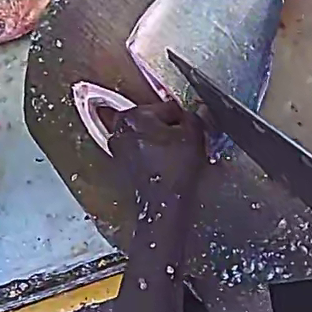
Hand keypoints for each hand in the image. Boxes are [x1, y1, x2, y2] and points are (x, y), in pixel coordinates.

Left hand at [106, 102, 205, 226]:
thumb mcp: (193, 135)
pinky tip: (166, 163)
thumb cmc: (177, 167)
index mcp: (135, 115)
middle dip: (168, 127)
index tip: (192, 130)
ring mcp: (117, 147)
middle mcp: (120, 128)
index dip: (183, 119)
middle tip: (184, 140)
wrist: (164, 203)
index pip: (167, 107)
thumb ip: (193, 117)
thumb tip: (191, 113)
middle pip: (154, 120)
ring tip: (176, 153)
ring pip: (147, 135)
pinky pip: (142, 150)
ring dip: (160, 140)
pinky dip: (153, 153)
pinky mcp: (121, 164)